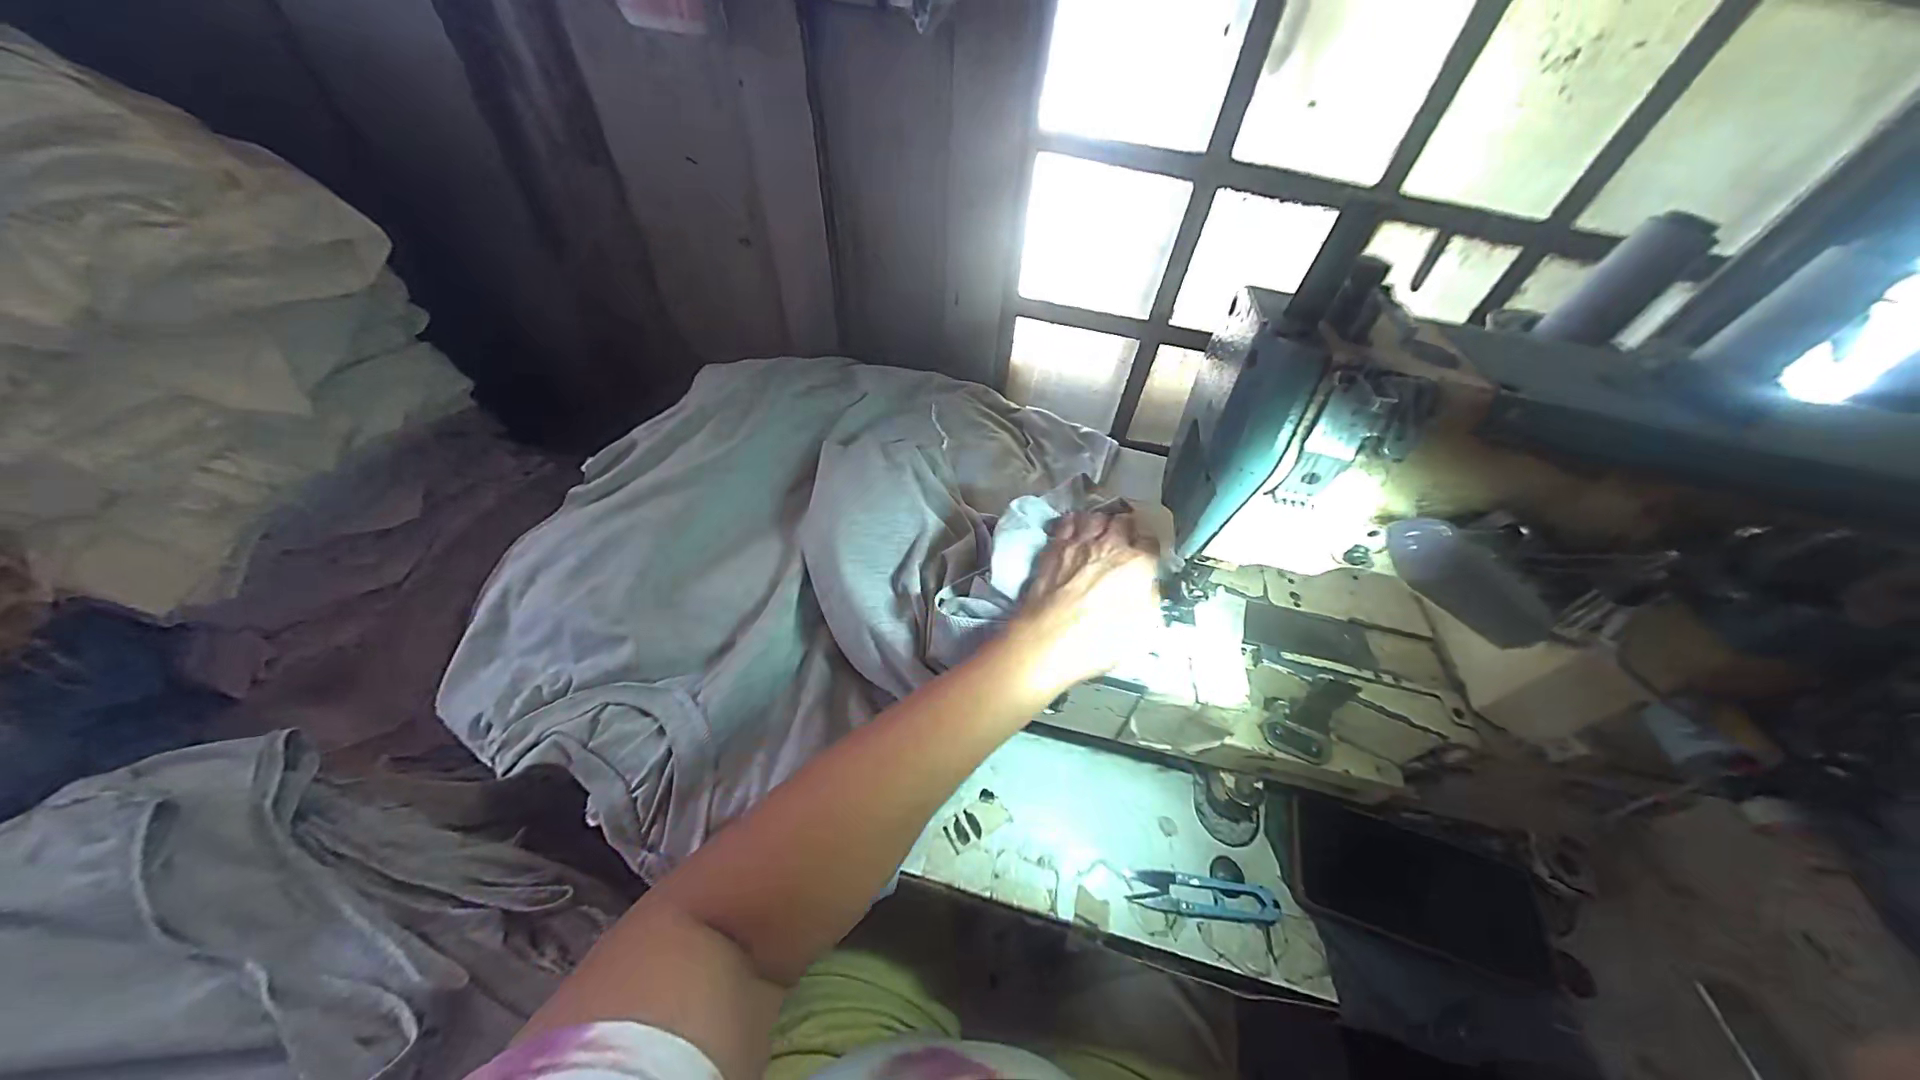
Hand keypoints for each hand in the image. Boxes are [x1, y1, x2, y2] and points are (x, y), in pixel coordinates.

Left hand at [1002, 510, 1161, 699]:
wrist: (1048, 637)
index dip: (1150, 547)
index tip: (1148, 554)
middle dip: (1127, 527)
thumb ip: (1149, 600)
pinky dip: (1074, 523)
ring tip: (1100, 530)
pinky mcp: (1054, 547)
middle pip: (1123, 521)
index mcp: (1136, 564)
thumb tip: (1149, 588)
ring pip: (1095, 516)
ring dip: (1101, 521)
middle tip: (1126, 536)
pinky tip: (1074, 529)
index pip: (1152, 542)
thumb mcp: (1140, 628)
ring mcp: (1079, 543)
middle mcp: (1110, 546)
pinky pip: (1067, 523)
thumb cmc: (1096, 640)